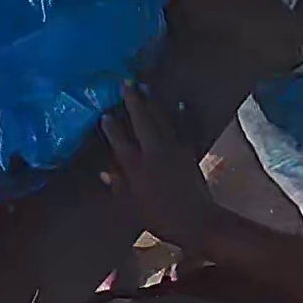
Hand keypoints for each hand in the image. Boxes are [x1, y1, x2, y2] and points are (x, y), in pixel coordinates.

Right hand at [100, 84, 233, 252]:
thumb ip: (119, 185)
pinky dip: (180, 114)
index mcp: (136, 166)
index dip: (111, 127)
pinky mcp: (188, 151)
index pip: (119, 141)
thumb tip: (105, 171)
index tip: (105, 114)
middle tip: (125, 82)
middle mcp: (153, 152)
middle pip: (141, 120)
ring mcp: (173, 148)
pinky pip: (182, 127)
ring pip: (161, 118)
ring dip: (152, 102)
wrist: (197, 221)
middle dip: (132, 100)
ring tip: (145, 87)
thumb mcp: (133, 206)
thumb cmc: (161, 218)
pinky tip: (180, 104)